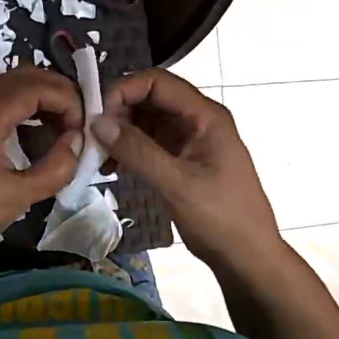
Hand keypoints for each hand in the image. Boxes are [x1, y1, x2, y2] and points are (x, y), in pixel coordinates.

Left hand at [0, 68, 83, 264]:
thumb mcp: (20, 197)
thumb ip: (56, 167)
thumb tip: (78, 141)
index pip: (30, 88)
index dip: (64, 100)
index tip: (82, 125)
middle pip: (22, 78)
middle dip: (57, 93)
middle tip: (80, 120)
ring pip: (12, 85)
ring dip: (43, 97)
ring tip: (65, 125)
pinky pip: (2, 100)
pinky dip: (27, 107)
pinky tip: (42, 131)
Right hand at [92, 69, 279, 270]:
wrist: (247, 256)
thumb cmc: (220, 218)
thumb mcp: (177, 184)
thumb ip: (138, 151)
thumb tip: (98, 122)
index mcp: (205, 116)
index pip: (157, 82)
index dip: (124, 90)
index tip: (97, 117)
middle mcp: (197, 120)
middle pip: (150, 99)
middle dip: (118, 113)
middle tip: (91, 139)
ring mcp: (189, 140)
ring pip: (146, 122)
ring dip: (120, 134)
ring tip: (97, 158)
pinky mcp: (181, 161)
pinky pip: (149, 144)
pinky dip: (129, 151)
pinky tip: (111, 169)